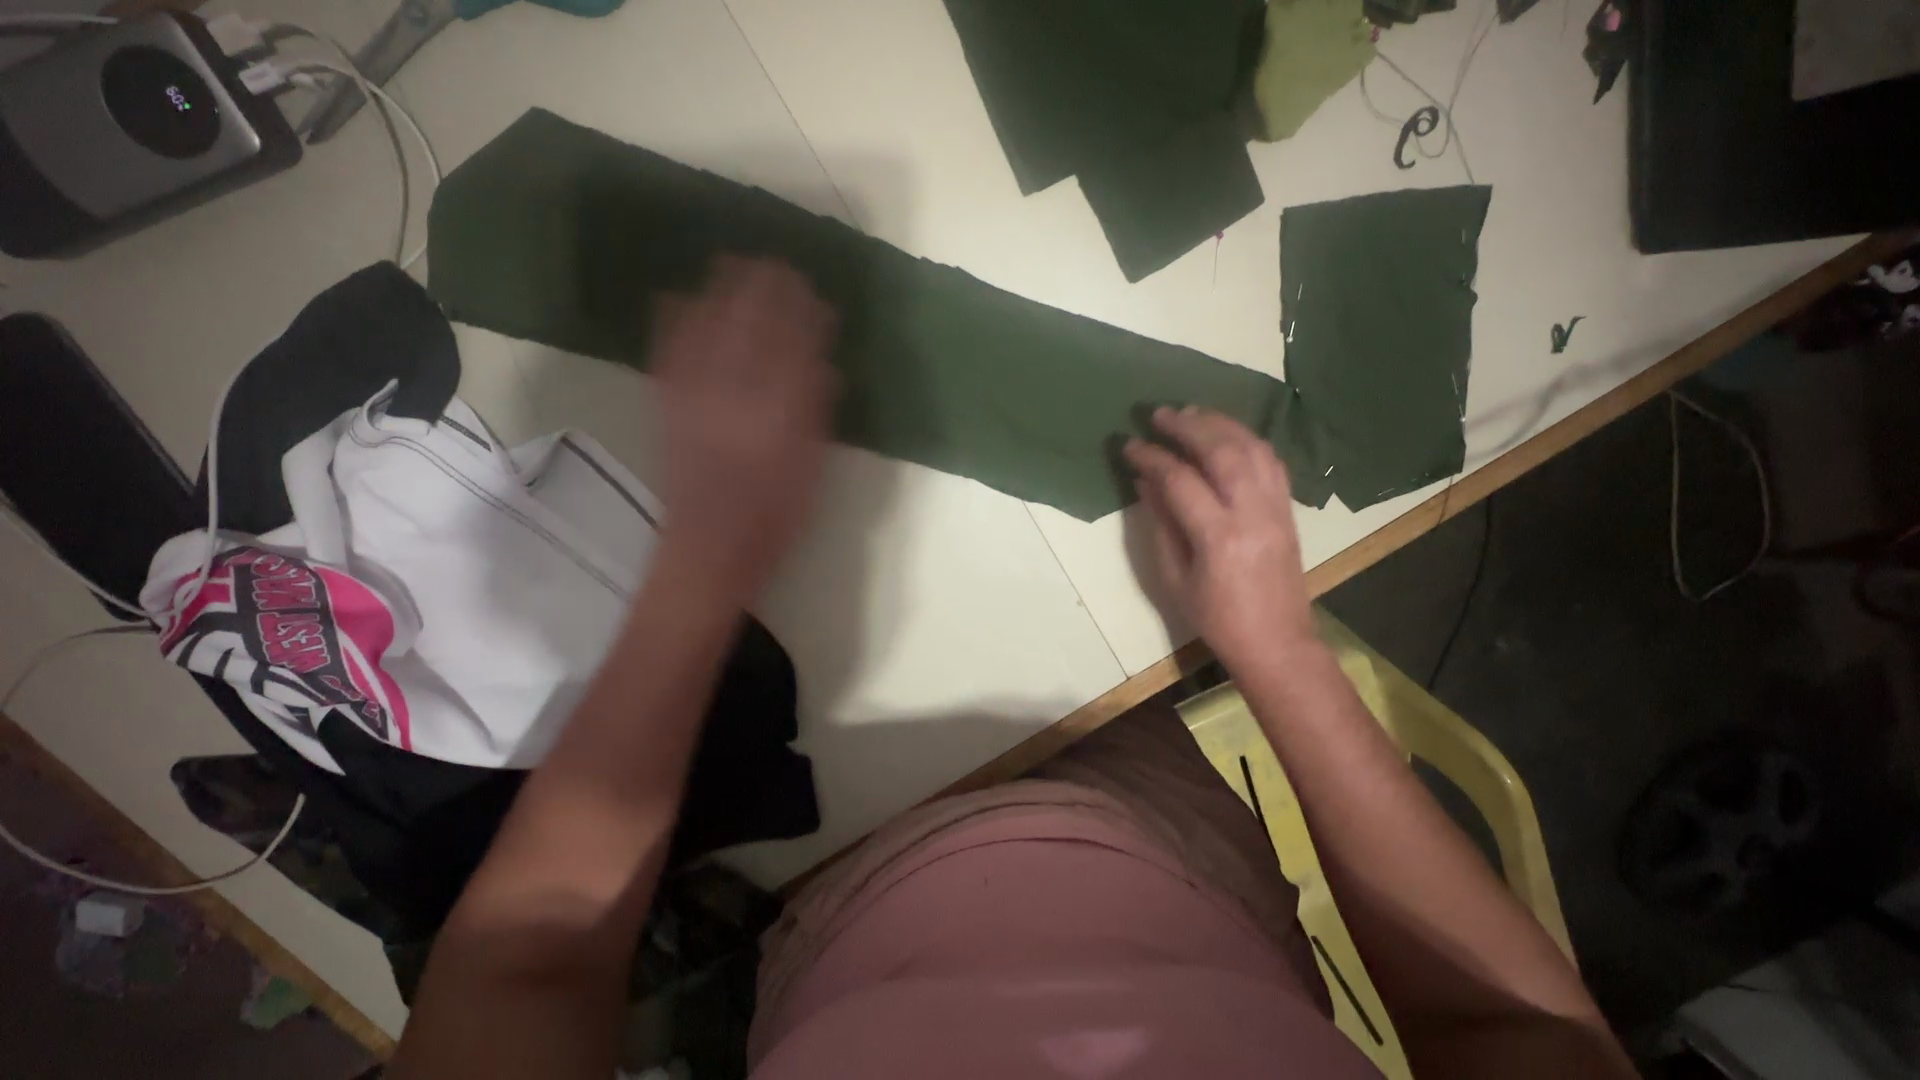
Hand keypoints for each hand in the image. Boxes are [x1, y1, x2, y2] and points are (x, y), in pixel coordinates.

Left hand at [653, 256, 838, 601]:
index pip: (795, 344)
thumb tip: (824, 363)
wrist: (709, 547)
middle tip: (775, 261)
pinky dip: (674, 321)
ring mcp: (696, 394)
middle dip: (763, 287)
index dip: (803, 311)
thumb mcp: (810, 466)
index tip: (812, 288)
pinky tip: (677, 297)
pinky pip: (669, 352)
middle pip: (750, 324)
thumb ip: (816, 411)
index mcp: (780, 407)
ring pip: (708, 328)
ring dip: (720, 291)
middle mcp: (737, 391)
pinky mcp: (668, 404)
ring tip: (732, 261)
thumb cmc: (773, 514)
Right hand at [1123, 406, 1316, 670]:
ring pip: (1251, 448)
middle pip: (1221, 451)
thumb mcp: (1175, 579)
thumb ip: (1161, 525)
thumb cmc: (1217, 619)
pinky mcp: (1288, 509)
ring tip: (1190, 413)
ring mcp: (1276, 508)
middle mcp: (1252, 513)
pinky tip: (1226, 434)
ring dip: (1219, 424)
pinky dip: (1246, 440)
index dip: (1151, 457)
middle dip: (1187, 426)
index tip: (1129, 445)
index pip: (1180, 479)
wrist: (1277, 641)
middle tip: (1158, 414)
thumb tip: (1145, 481)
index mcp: (1218, 537)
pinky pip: (1270, 460)